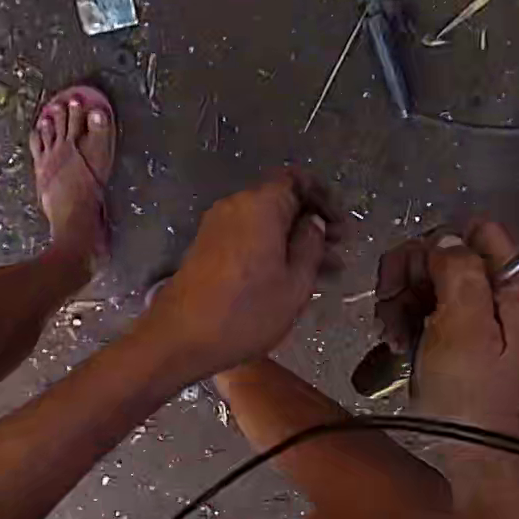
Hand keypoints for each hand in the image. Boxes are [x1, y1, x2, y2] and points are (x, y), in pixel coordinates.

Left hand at [142, 172, 339, 378]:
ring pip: (264, 225)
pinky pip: (246, 239)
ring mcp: (215, 228)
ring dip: (293, 243)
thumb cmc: (245, 313)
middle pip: (280, 203)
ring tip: (322, 275)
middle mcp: (234, 206)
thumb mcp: (295, 284)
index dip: (324, 198)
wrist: (178, 338)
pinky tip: (288, 280)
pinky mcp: (205, 249)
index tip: (339, 228)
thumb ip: (311, 245)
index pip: (298, 180)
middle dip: (311, 225)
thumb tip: (312, 222)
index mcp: (260, 205)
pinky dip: (269, 252)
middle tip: (337, 255)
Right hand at [375, 221, 518, 434]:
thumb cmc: (468, 390)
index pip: (475, 231)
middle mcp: (493, 289)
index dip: (439, 248)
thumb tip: (444, 240)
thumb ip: (459, 274)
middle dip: (409, 276)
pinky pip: (413, 303)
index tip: (419, 280)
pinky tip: (396, 342)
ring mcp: (467, 309)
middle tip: (395, 307)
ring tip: (394, 334)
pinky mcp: (444, 328)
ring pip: (421, 277)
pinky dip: (398, 318)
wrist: (461, 444)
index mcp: (513, 283)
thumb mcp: (465, 327)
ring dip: (397, 300)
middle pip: (441, 251)